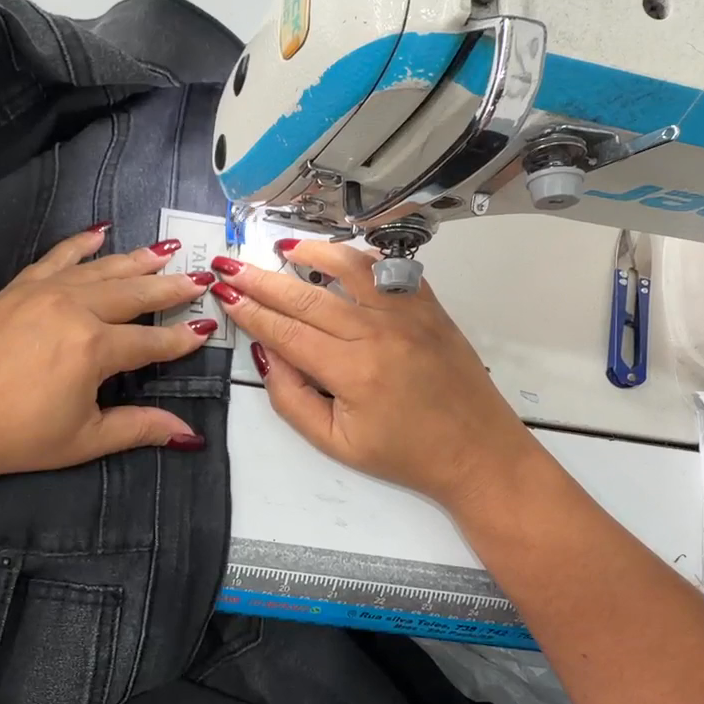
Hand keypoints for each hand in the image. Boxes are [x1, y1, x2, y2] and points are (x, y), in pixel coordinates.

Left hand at [0, 225, 216, 488]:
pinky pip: (56, 258)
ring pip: (100, 269)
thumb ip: (138, 429)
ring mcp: (43, 292)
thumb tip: (188, 435)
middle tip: (198, 277)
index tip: (207, 329)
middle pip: (133, 294)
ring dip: (135, 260)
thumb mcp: (82, 440)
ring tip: (165, 251)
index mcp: (95, 348)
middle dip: (169, 287)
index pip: (151, 342)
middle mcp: (74, 308)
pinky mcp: (16, 288)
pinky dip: (80, 245)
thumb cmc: (12, 437)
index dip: (181, 340)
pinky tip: (99, 233)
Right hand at [212, 240, 542, 508]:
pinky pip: (389, 270)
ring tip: (281, 248)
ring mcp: (408, 315)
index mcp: (352, 373)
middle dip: (262, 280)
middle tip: (230, 265)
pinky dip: (360, 258)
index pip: (286, 332)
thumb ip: (291, 399)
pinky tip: (338, 256)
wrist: (479, 452)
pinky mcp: (429, 308)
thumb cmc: (404, 455)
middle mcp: (378, 334)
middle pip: (307, 296)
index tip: (224, 293)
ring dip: (311, 253)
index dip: (250, 312)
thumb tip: (266, 353)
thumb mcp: (335, 443)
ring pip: (350, 269)